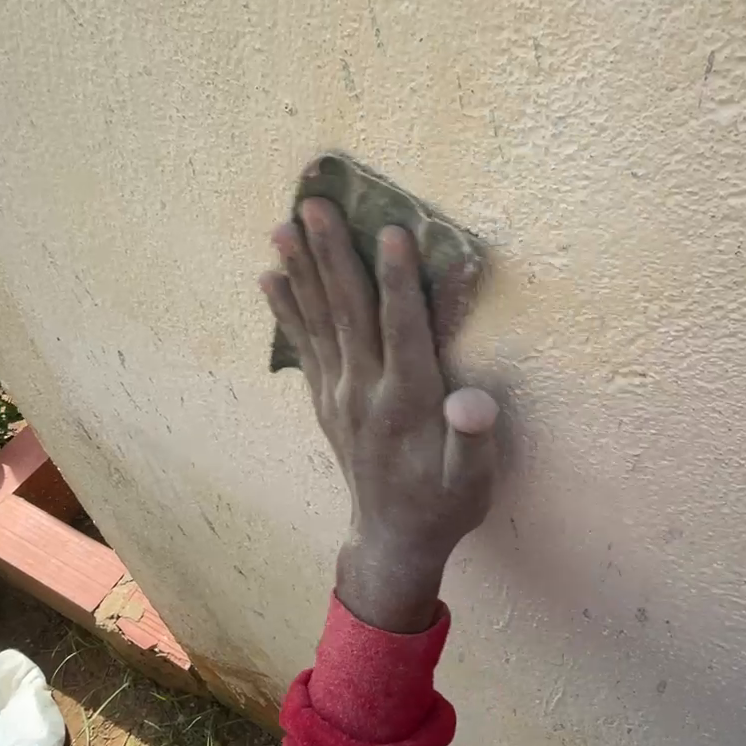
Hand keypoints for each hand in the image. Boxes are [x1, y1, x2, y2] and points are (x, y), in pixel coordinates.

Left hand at [260, 197, 499, 632]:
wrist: (392, 539)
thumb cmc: (444, 504)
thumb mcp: (474, 482)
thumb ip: (472, 439)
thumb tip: (470, 401)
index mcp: (407, 402)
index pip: (401, 329)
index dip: (398, 279)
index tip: (391, 229)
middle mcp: (365, 390)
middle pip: (348, 312)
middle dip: (333, 256)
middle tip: (314, 207)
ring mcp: (338, 394)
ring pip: (318, 322)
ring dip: (300, 272)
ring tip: (281, 229)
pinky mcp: (325, 400)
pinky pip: (302, 347)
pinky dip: (285, 311)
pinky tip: (271, 279)